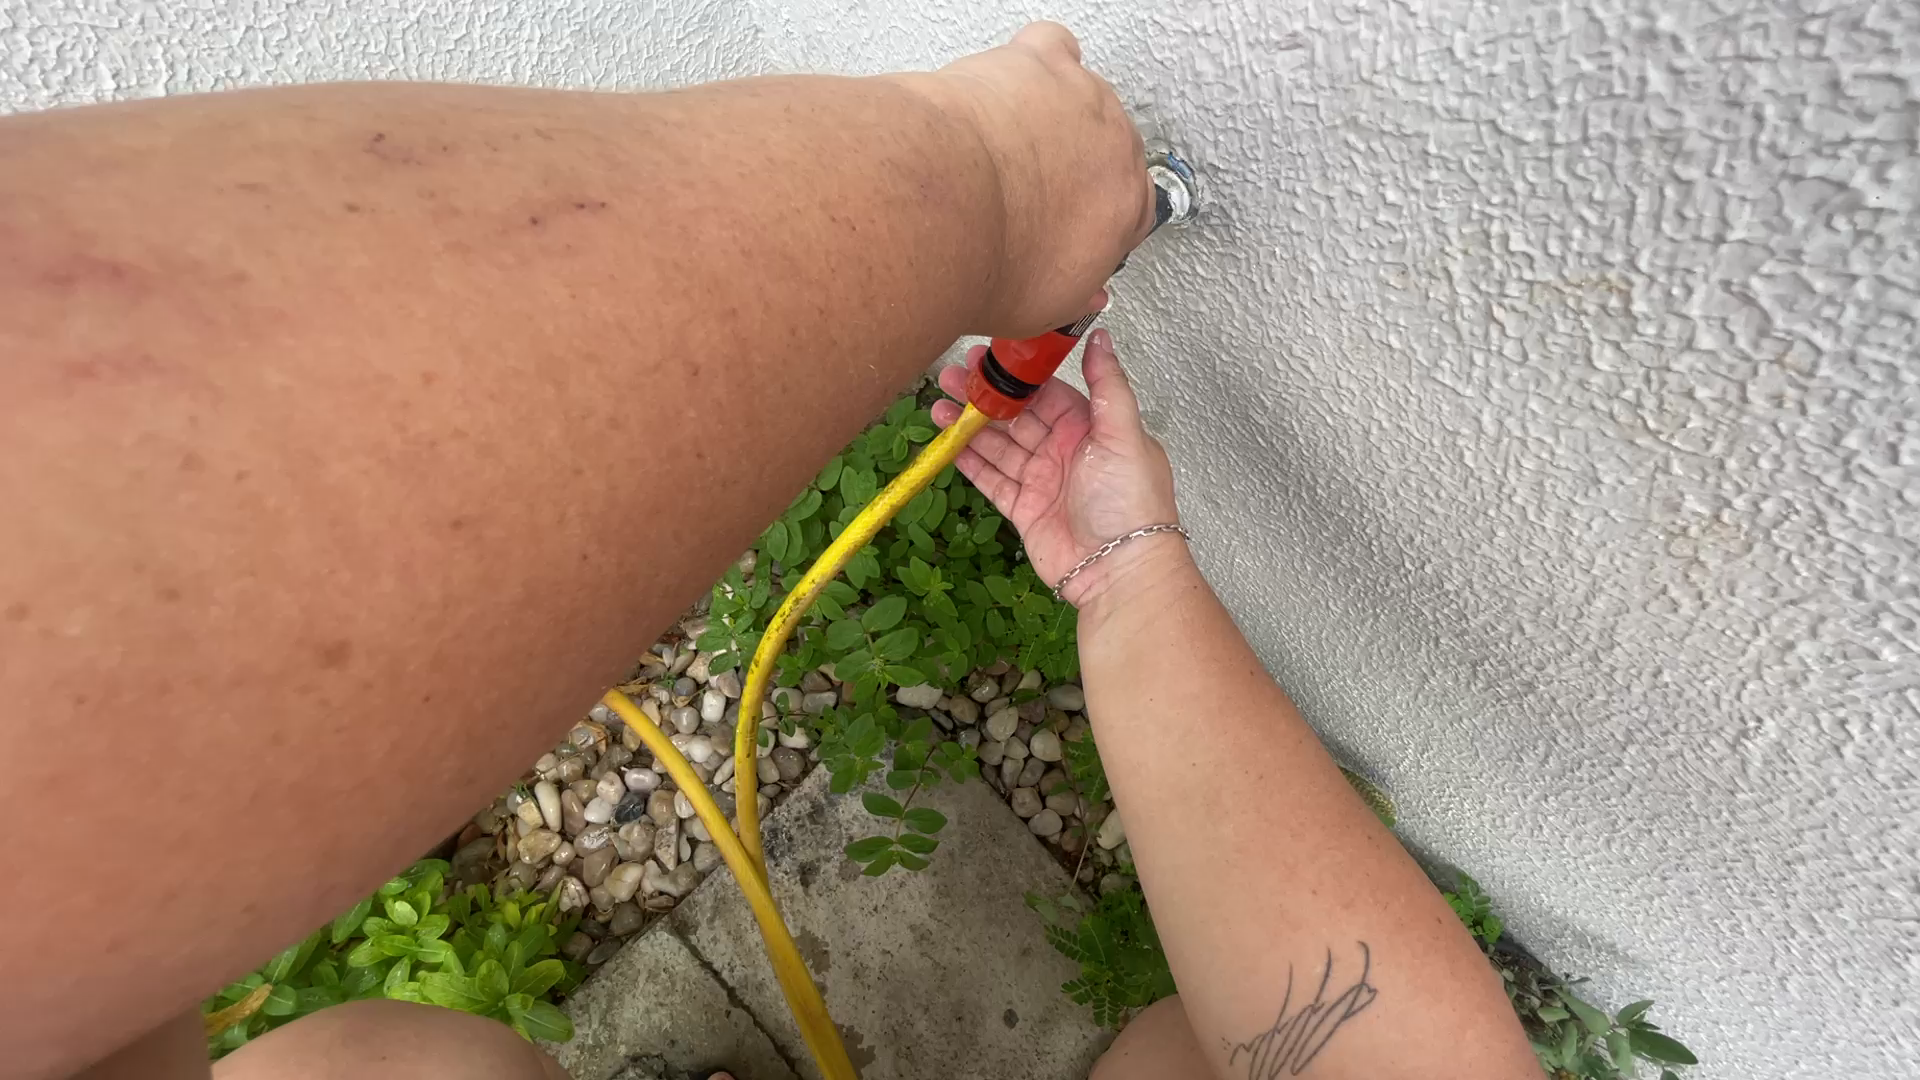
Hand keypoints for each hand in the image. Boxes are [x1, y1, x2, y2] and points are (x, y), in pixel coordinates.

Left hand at [907, 23, 1157, 335]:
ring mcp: (1080, 100)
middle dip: (1076, 174)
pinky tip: (1018, 91)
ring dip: (1053, 125)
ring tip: (1011, 153)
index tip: (1079, 232)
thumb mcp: (1043, 308)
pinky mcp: (1039, 63)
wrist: (944, 216)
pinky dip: (1037, 69)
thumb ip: (1076, 291)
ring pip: (1081, 104)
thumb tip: (1085, 291)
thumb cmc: (988, 263)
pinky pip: (1053, 51)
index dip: (1104, 223)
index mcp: (1123, 209)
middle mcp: (1114, 148)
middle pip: (1110, 153)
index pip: (1135, 211)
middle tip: (1037, 197)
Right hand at [931, 328, 1183, 607]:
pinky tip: (948, 446)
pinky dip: (970, 464)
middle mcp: (1063, 450)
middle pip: (1015, 417)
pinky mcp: (1024, 509)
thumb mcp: (1123, 434)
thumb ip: (1108, 385)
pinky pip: (992, 481)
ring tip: (938, 409)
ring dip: (969, 428)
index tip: (984, 357)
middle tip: (949, 380)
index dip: (1013, 377)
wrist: (1117, 567)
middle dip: (982, 398)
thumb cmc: (1129, 501)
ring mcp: (1041, 480)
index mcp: (1088, 427)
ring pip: (998, 447)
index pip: (1044, 393)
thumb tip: (1101, 337)